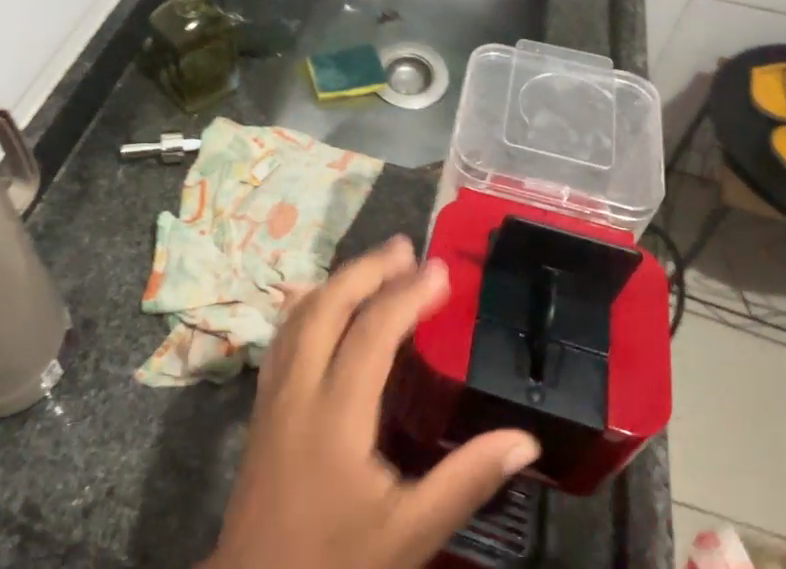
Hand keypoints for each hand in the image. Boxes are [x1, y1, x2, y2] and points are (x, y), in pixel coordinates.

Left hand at [203, 236, 540, 568]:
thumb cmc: (336, 559)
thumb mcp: (411, 532)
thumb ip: (465, 480)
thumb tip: (523, 439)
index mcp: (336, 413)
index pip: (371, 332)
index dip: (406, 295)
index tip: (440, 270)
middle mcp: (298, 389)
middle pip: (326, 307)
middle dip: (365, 270)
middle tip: (404, 247)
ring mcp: (273, 395)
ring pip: (297, 317)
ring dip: (335, 282)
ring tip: (371, 266)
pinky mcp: (262, 408)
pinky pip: (282, 338)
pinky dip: (306, 308)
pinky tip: (318, 306)